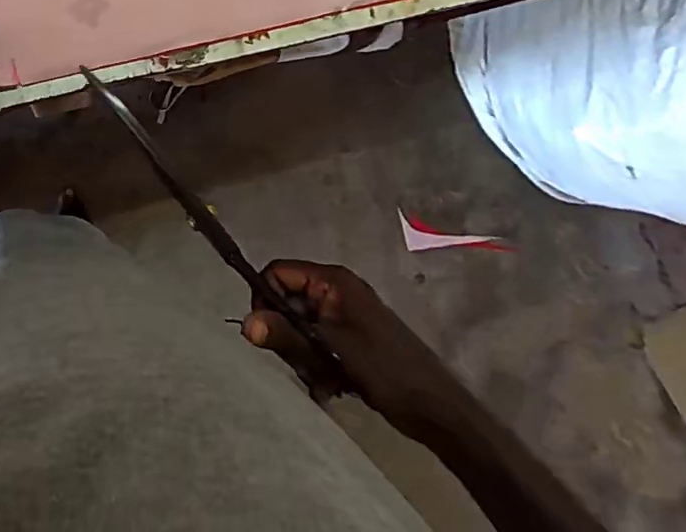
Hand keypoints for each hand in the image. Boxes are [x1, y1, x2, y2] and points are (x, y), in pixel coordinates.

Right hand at [243, 260, 473, 438]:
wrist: (440, 413)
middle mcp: (336, 289)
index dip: (265, 298)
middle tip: (300, 361)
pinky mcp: (351, 336)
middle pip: (286, 300)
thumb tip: (245, 324)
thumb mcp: (330, 351)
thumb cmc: (386, 371)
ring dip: (302, 354)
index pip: (277, 273)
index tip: (269, 330)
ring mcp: (345, 313)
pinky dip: (316, 362)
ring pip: (299, 324)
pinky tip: (330, 384)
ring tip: (321, 378)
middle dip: (287, 333)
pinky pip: (316, 340)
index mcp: (333, 280)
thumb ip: (285, 334)